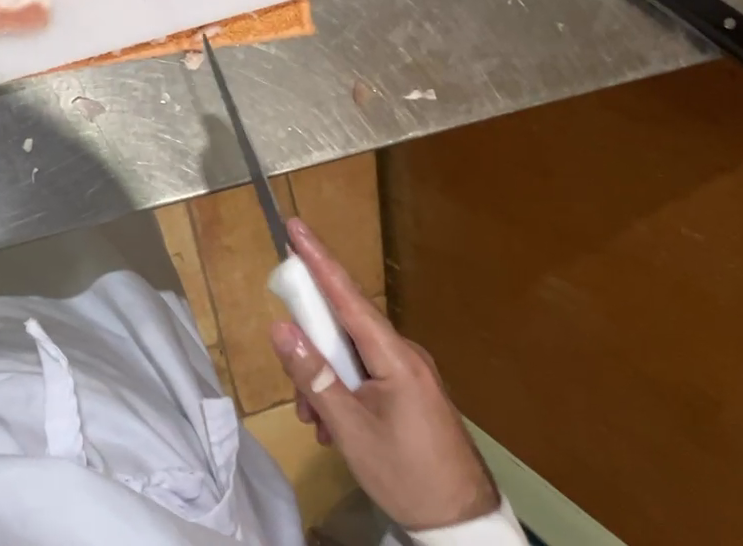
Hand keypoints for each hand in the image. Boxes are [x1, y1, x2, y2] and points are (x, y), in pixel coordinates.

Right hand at [268, 217, 498, 530]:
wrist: (462, 525)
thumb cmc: (405, 474)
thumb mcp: (349, 428)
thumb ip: (313, 375)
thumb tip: (280, 328)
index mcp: (395, 358)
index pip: (348, 297)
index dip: (318, 260)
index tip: (295, 227)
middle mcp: (405, 356)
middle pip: (343, 328)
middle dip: (311, 349)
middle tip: (295, 388)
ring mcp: (410, 374)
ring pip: (350, 355)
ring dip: (324, 380)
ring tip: (316, 422)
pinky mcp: (411, 393)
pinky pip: (365, 373)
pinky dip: (342, 391)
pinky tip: (333, 426)